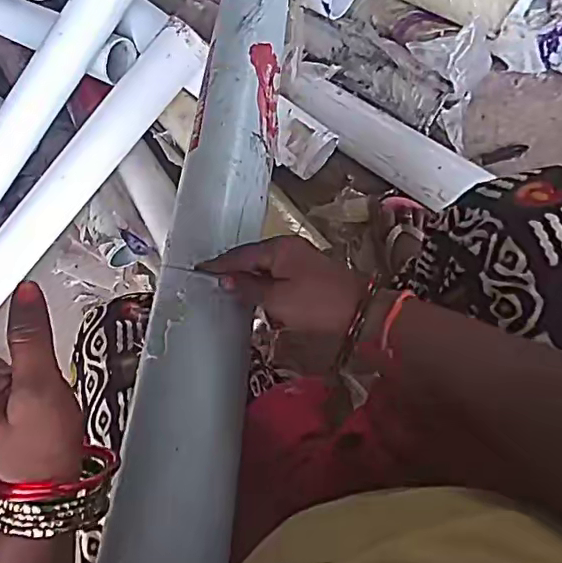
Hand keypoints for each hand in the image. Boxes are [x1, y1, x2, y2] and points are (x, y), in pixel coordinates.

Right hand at [198, 236, 369, 342]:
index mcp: (278, 248)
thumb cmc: (317, 305)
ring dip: (248, 278)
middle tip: (210, 282)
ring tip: (229, 291)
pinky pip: (276, 274)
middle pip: (251, 258)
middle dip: (232, 270)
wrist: (362, 314)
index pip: (239, 255)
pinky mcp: (308, 273)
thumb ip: (248, 288)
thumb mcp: (277, 299)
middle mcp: (288, 248)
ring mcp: (300, 259)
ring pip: (264, 267)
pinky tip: (256, 296)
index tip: (199, 271)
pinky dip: (263, 283)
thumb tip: (225, 280)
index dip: (218, 265)